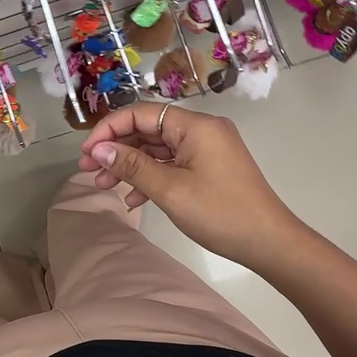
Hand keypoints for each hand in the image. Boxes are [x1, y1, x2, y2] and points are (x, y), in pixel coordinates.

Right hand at [79, 103, 304, 271]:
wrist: (270, 243)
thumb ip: (131, 166)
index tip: (87, 153)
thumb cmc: (220, 212)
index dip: (109, 130)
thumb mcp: (169, 190)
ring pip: (156, 149)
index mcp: (195, 126)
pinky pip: (171, 163)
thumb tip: (98, 150)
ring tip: (104, 186)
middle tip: (87, 170)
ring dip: (129, 166)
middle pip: (147, 130)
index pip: (141, 113)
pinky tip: (133, 198)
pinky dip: (149, 176)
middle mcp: (201, 130)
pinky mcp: (209, 168)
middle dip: (116, 149)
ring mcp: (206, 149)